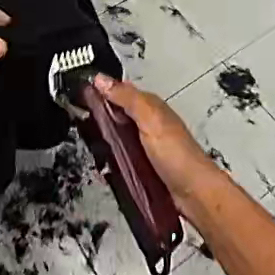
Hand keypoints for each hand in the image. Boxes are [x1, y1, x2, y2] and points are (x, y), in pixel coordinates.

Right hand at [91, 73, 228, 203]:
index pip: (121, 91)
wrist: (194, 194)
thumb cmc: (179, 157)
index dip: (101, 91)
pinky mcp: (145, 166)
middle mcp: (149, 124)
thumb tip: (102, 80)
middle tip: (82, 120)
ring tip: (92, 143)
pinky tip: (107, 163)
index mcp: (151, 107)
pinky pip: (122, 157)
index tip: (80, 93)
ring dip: (105, 140)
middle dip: (100, 118)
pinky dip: (113, 159)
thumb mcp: (149, 120)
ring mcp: (147, 146)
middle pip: (117, 115)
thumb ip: (127, 98)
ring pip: (118, 137)